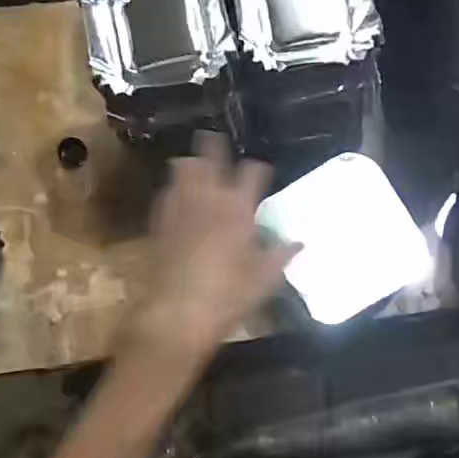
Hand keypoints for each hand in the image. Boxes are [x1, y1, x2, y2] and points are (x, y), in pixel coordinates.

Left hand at [125, 133, 297, 357]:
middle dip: (215, 146)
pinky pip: (167, 191)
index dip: (258, 169)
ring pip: (183, 166)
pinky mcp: (160, 219)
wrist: (178, 312)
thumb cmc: (229, 296)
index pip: (253, 171)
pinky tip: (180, 198)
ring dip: (192, 163)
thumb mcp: (265, 279)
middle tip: (218, 145)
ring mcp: (181, 205)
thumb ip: (281, 255)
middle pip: (210, 154)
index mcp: (240, 208)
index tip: (261, 174)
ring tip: (197, 168)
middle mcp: (210, 198)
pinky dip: (175, 188)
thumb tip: (299, 243)